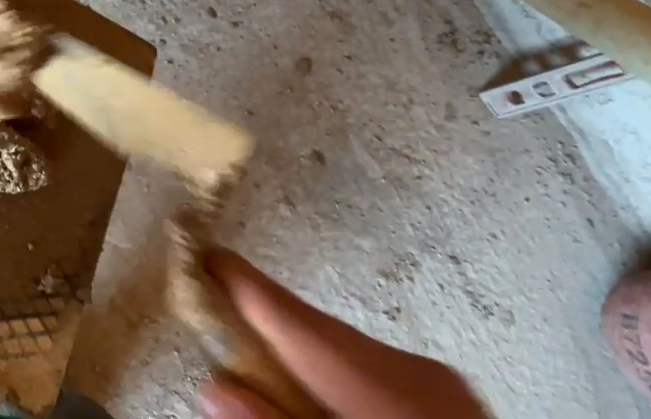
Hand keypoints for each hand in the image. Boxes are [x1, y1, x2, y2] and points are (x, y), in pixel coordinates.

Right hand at [194, 249, 486, 418]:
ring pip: (345, 350)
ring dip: (298, 349)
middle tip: (213, 297)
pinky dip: (333, 371)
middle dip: (267, 319)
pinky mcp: (452, 399)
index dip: (243, 285)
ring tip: (254, 349)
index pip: (297, 322)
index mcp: (390, 387)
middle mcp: (420, 371)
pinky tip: (311, 385)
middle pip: (320, 332)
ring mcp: (444, 384)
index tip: (198, 250)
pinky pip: (372, 370)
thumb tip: (212, 387)